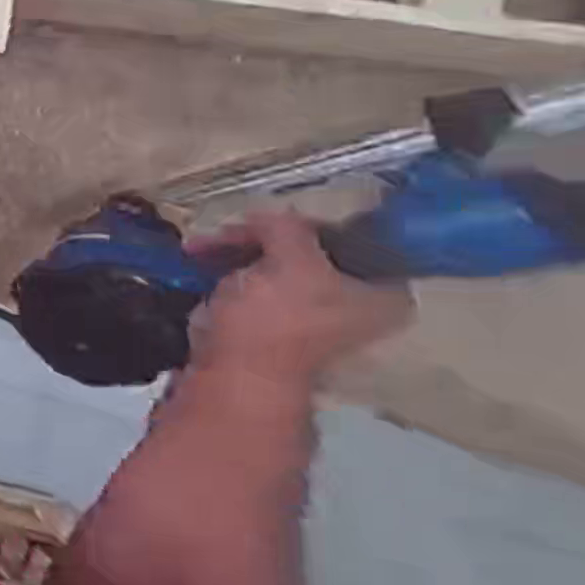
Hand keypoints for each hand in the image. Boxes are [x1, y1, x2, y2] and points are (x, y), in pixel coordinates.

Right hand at [186, 211, 413, 388]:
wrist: (235, 367)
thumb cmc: (275, 318)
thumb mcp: (291, 261)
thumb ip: (288, 227)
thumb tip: (271, 217)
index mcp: (384, 292)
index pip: (350, 235)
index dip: (308, 222)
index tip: (267, 221)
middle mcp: (356, 298)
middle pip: (306, 243)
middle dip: (258, 235)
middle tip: (224, 234)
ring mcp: (312, 307)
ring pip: (273, 255)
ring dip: (234, 246)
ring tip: (199, 247)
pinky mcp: (273, 312)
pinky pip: (253, 272)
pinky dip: (226, 261)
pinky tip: (200, 256)